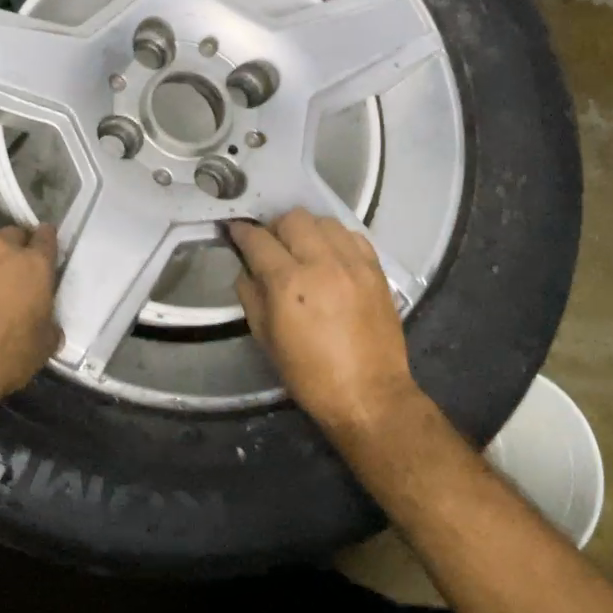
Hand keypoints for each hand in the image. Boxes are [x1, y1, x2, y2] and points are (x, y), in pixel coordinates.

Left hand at [0, 209, 60, 412]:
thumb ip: (48, 329)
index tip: (42, 248)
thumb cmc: (3, 358)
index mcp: (34, 267)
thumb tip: (50, 328)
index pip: (46, 238)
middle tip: (7, 263)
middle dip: (13, 242)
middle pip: (11, 230)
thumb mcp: (41, 349)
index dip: (45, 241)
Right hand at [230, 210, 422, 439]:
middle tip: (272, 246)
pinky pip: (352, 235)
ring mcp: (353, 264)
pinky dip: (335, 239)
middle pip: (293, 219)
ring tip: (303, 249)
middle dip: (275, 228)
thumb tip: (247, 269)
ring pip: (324, 220)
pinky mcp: (376, 270)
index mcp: (288, 284)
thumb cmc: (308, 373)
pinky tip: (331, 257)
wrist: (368, 393)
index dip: (242, 233)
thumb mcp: (264, 337)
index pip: (258, 240)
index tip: (236, 233)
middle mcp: (322, 264)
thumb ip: (251, 294)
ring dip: (307, 230)